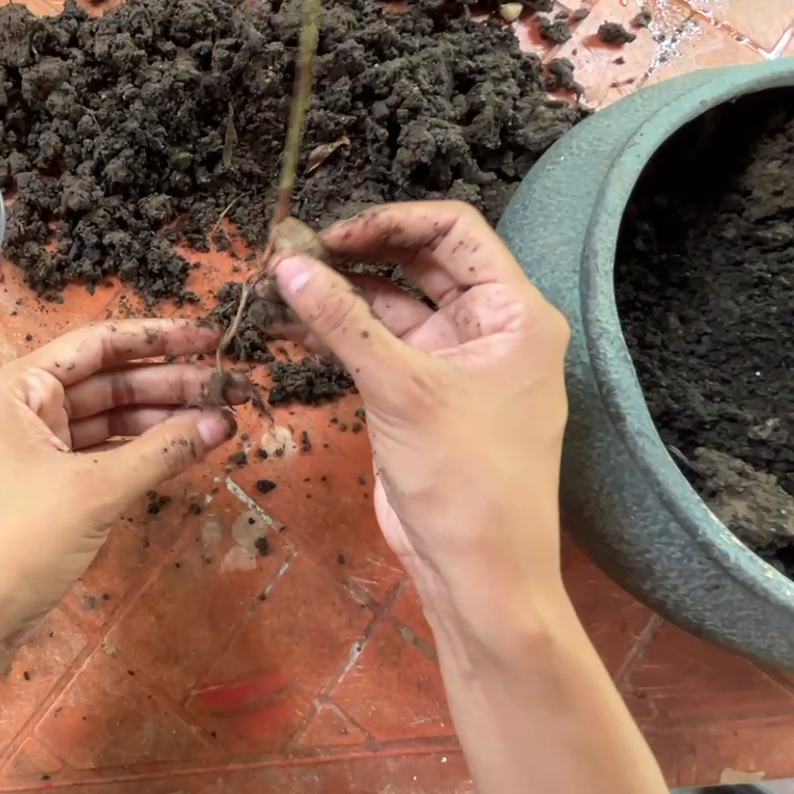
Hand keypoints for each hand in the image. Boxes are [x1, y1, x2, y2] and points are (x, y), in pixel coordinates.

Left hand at [0, 320, 246, 649]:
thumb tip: (221, 422)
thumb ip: (159, 452)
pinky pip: (99, 452)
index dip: (157, 338)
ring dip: (159, 419)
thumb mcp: (93, 491)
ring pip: (106, 418)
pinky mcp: (44, 482)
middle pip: (106, 380)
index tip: (210, 338)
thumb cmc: (16, 541)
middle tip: (231, 387)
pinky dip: (138, 452)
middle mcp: (23, 405)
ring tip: (219, 419)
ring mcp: (33, 445)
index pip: (97, 344)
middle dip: (168, 383)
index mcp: (19, 386)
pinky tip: (182, 450)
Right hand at [268, 201, 570, 618]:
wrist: (474, 570)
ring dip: (339, 293)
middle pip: (418, 263)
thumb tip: (284, 264)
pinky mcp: (415, 391)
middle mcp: (485, 327)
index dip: (391, 222)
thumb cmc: (464, 476)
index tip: (329, 236)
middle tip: (295, 256)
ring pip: (388, 304)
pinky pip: (373, 343)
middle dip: (357, 255)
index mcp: (513, 313)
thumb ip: (341, 321)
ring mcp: (448, 360)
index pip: (455, 233)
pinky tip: (293, 324)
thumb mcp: (401, 389)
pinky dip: (336, 331)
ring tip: (281, 285)